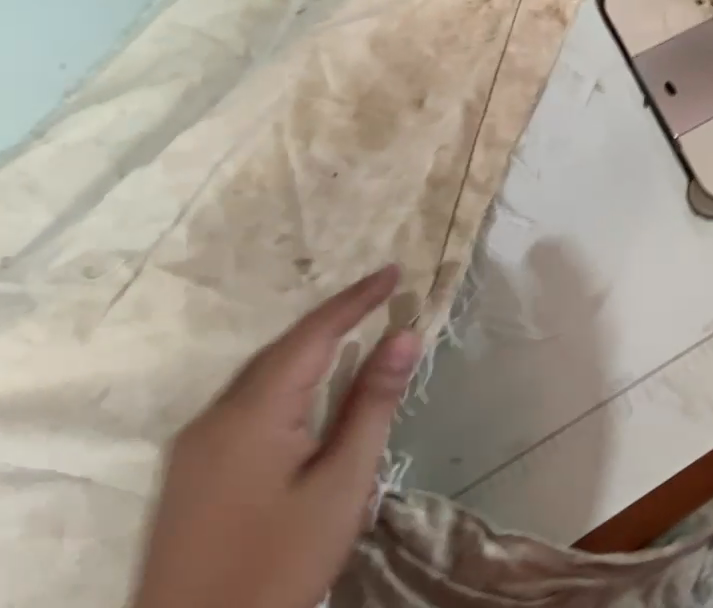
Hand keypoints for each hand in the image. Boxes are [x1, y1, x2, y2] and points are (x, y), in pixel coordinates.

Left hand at [132, 266, 422, 607]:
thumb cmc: (283, 556)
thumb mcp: (343, 479)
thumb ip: (372, 402)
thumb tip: (405, 334)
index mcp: (250, 416)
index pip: (311, 337)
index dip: (355, 300)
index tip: (396, 270)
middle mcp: (212, 420)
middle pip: (280, 352)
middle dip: (333, 318)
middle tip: (384, 292)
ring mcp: (195, 448)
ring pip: (261, 377)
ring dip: (311, 347)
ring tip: (358, 325)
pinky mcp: (193, 472)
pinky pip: (247, 402)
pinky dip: (289, 378)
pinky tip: (312, 383)